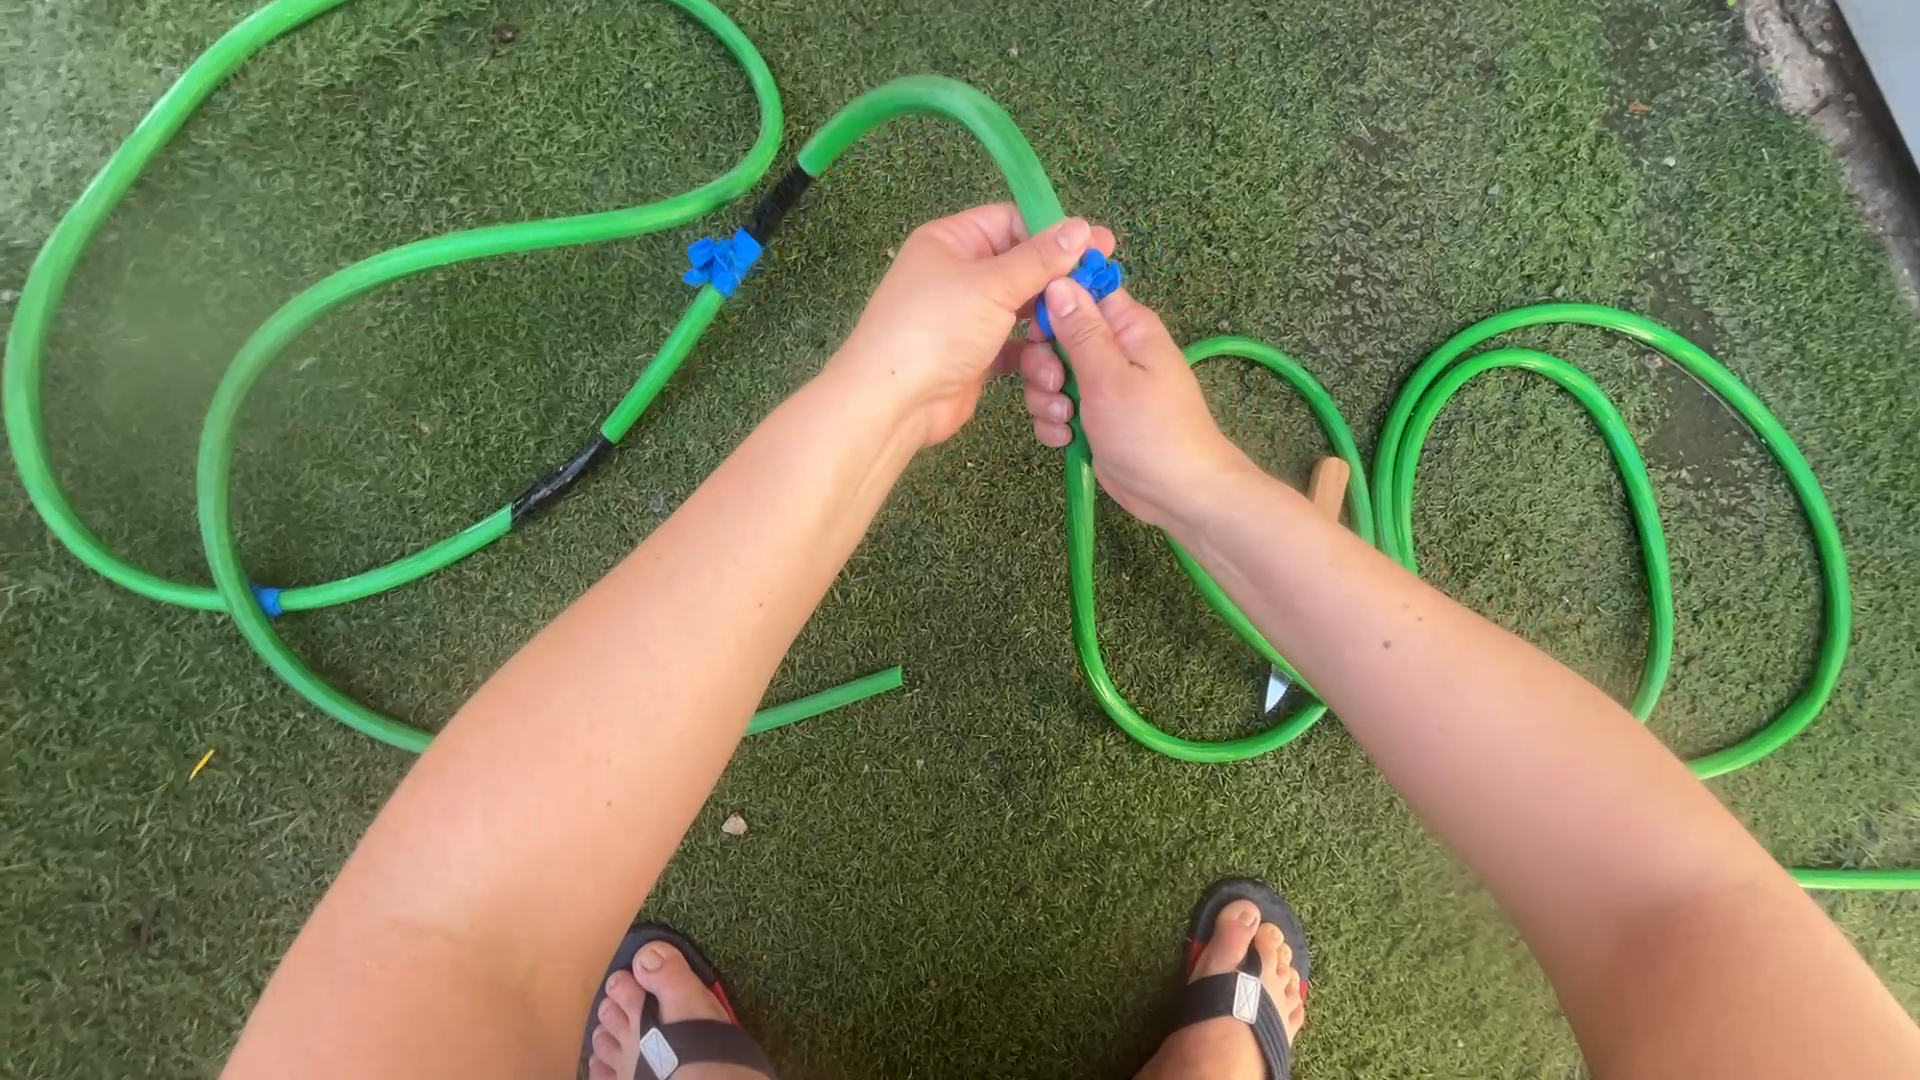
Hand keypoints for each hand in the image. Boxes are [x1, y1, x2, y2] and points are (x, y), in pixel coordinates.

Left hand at [829, 204, 1113, 445]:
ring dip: (1047, 330)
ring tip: (1068, 344)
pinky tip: (1051, 372)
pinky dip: (1032, 359)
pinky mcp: (974, 357)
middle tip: (1099, 295)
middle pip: (1022, 271)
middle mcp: (958, 276)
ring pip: (1022, 314)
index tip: (1099, 247)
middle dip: (1057, 288)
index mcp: (952, 242)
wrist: (895, 403)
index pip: (1012, 222)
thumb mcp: (992, 285)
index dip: (1056, 234)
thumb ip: (1040, 258)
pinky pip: (1014, 349)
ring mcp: (966, 319)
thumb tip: (1081, 227)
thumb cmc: (936, 330)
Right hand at [1016, 279, 1257, 528]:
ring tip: (1065, 420)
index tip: (1040, 333)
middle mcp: (1113, 350)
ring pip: (1051, 376)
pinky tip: (1067, 440)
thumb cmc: (1150, 431)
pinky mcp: (1091, 417)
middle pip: (1057, 337)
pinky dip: (1055, 424)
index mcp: (1128, 327)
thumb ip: (1081, 331)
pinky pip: (1057, 408)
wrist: (1174, 493)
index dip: (1054, 306)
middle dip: (1044, 364)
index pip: (1083, 291)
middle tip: (1056, 386)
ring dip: (1047, 400)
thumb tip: (1059, 281)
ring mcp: (1101, 386)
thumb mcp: (1109, 377)